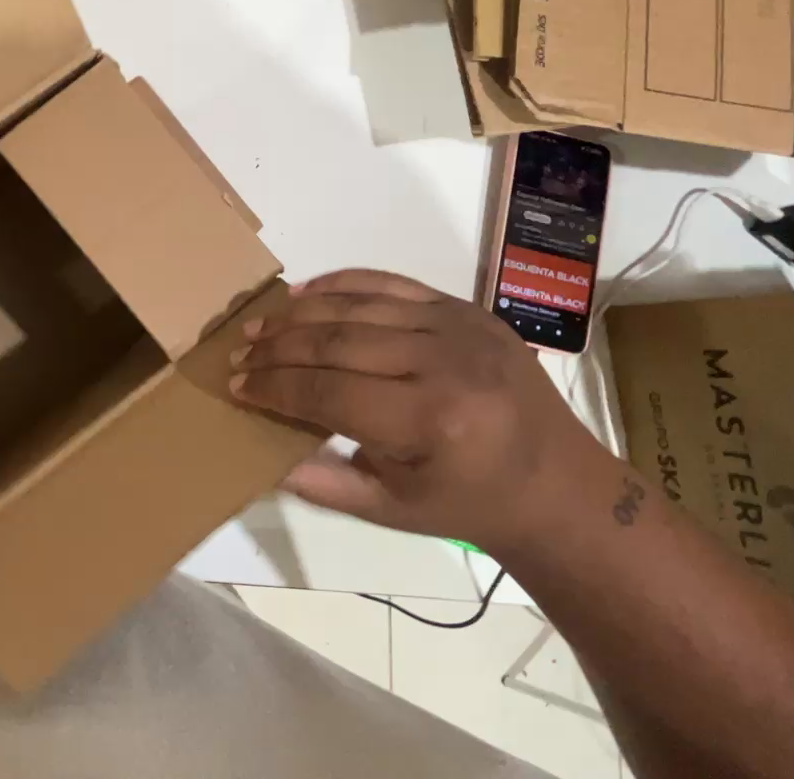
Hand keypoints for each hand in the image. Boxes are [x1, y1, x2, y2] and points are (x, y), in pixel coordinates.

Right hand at [229, 269, 620, 555]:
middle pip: (335, 343)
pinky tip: (301, 293)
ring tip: (258, 326)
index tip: (236, 387)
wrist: (557, 483)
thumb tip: (261, 454)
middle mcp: (445, 365)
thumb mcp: (390, 510)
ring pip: (356, 308)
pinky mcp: (466, 308)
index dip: (273, 388)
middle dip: (276, 349)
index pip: (327, 393)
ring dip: (297, 315)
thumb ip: (322, 482)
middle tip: (238, 354)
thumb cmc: (467, 504)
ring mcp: (459, 328)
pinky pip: (390, 283)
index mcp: (429, 423)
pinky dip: (340, 284)